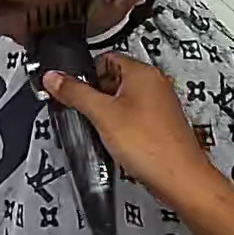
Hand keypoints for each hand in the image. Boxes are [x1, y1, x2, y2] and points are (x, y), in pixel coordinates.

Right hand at [42, 54, 212, 202]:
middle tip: (88, 112)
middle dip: (97, 94)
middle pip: (114, 78)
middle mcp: (155, 84)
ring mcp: (160, 104)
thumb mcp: (102, 115)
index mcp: (143, 72)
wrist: (179, 177)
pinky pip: (135, 116)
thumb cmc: (151, 145)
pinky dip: (123, 124)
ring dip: (110, 112)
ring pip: (124, 99)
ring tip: (104, 129)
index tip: (74, 88)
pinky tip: (119, 140)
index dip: (87, 73)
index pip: (107, 57)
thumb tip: (54, 78)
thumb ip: (76, 94)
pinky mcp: (161, 123)